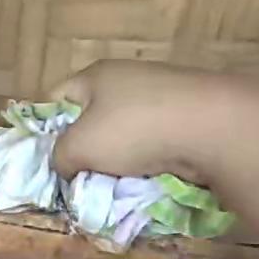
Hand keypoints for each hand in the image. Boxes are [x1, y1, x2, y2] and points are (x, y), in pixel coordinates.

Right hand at [51, 60, 258, 183]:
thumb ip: (58, 156)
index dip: (45, 129)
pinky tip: (143, 178)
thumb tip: (64, 165)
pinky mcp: (184, 115)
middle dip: (82, 150)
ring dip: (113, 161)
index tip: (48, 160)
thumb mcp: (78, 147)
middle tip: (76, 177)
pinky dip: (142, 162)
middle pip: (89, 119)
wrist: (213, 129)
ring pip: (120, 135)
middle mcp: (126, 78)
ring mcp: (158, 95)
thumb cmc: (134, 130)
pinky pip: (149, 143)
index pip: (54, 99)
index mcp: (95, 75)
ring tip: (110, 183)